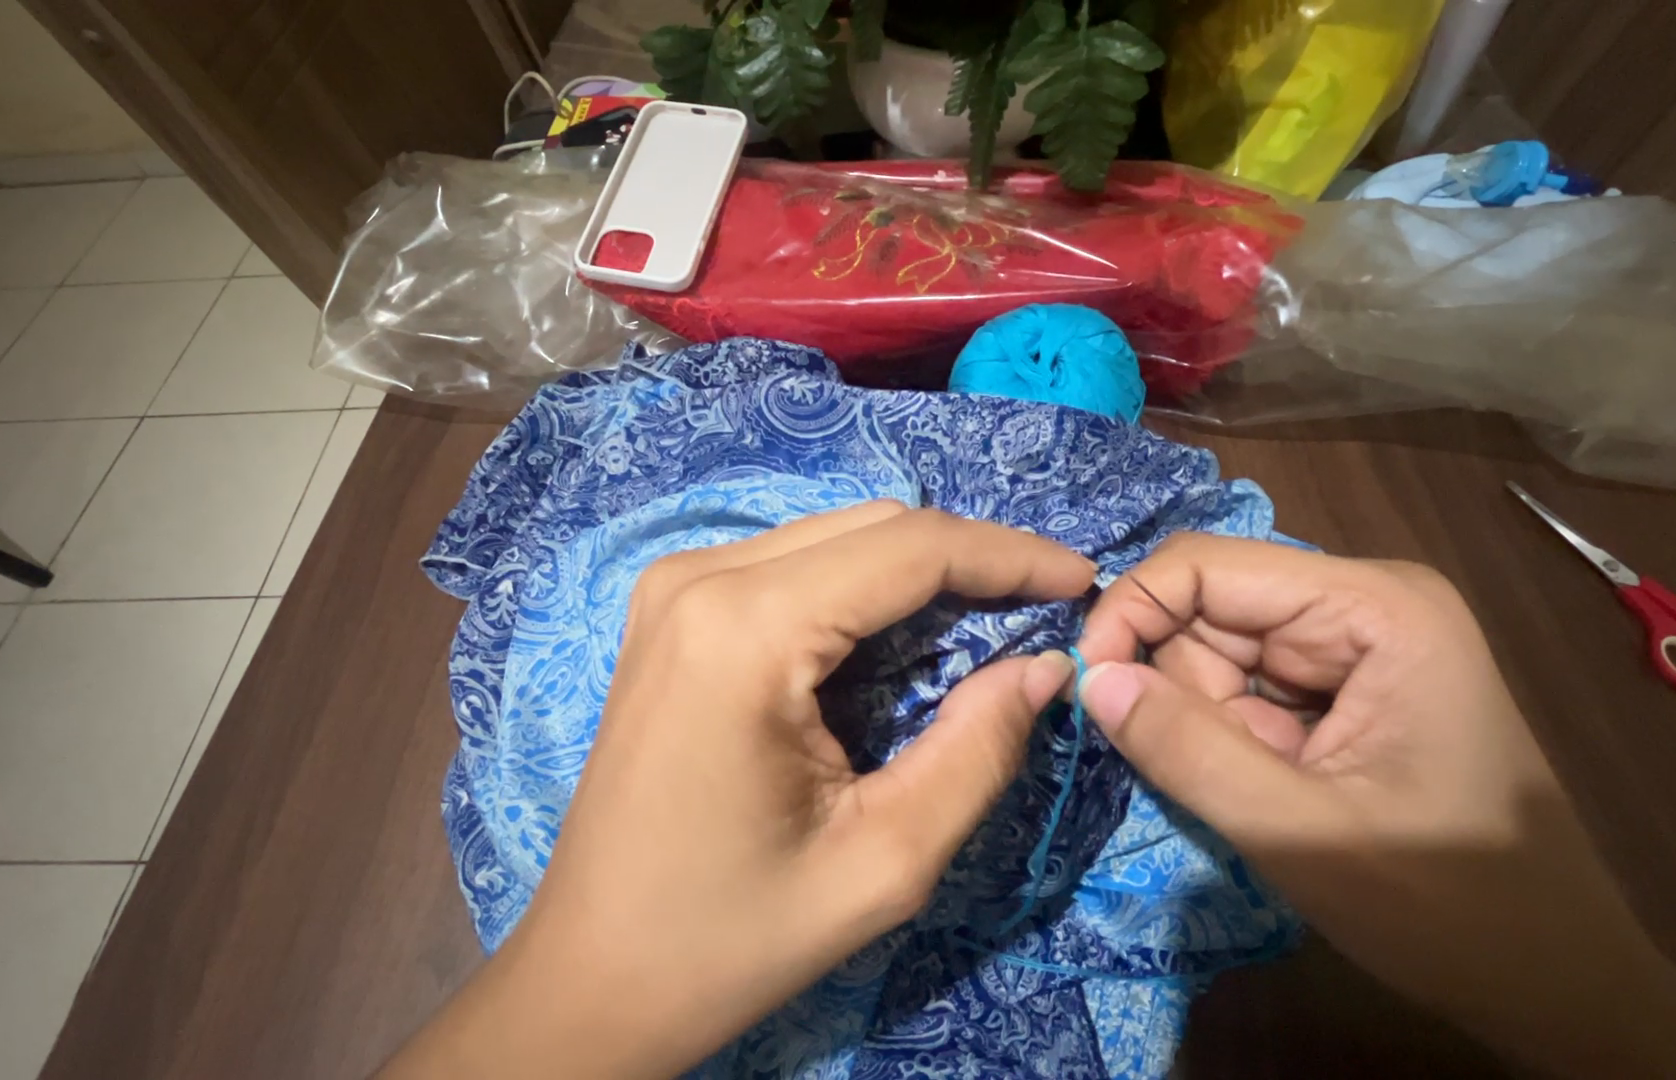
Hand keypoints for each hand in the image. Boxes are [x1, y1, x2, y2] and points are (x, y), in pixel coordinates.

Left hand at [380, 503, 1091, 1079]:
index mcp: (746, 628)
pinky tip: (900, 638)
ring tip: (987, 626)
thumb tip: (1045, 665)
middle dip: (969, 560)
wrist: (592, 970)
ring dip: (919, 572)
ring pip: (836, 538)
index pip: (910, 549)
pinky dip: (863, 588)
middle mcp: (701, 575)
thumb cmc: (733, 933)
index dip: (1009, 554)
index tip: (1083, 582)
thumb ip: (979, 749)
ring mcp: (677, 583)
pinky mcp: (673, 605)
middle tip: (1042, 612)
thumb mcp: (883, 862)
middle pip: (873, 528)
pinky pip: (794, 565)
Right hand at [1074, 533, 1675, 1078]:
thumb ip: (1183, 749)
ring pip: (1208, 648)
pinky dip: (1223, 731)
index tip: (1088, 688)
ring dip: (1203, 718)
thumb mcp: (1297, 831)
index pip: (1204, 566)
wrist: (1550, 982)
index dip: (1130, 613)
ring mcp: (1347, 639)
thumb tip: (1086, 679)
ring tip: (1261, 785)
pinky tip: (1269, 779)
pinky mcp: (1333, 678)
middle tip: (1218, 769)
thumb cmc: (1448, 906)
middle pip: (1203, 608)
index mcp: (1371, 606)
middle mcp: (1357, 601)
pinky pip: (1234, 683)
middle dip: (1180, 687)